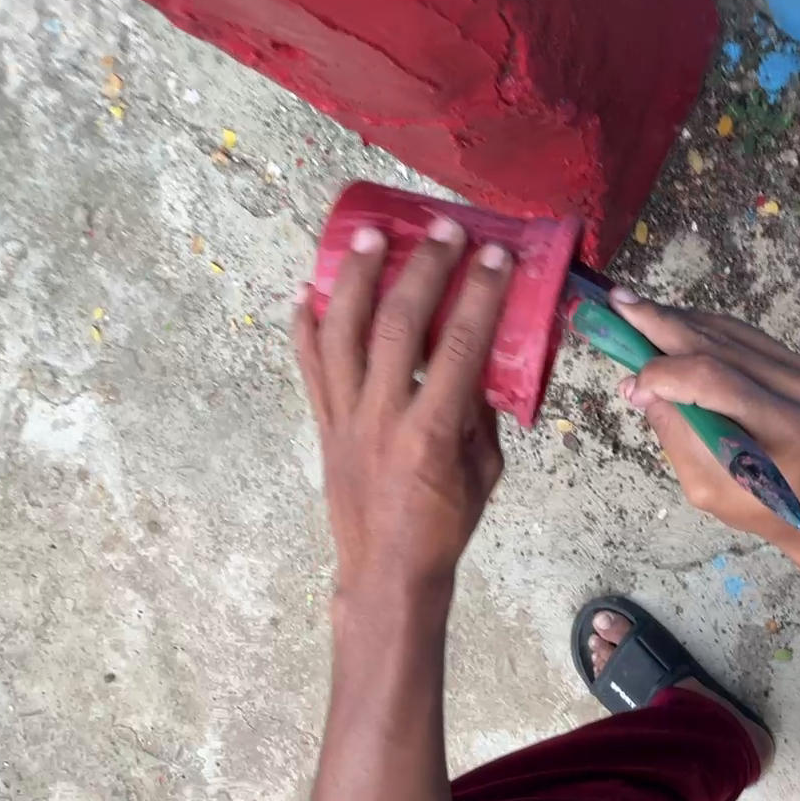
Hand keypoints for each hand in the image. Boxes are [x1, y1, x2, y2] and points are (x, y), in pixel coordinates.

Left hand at [291, 217, 509, 587]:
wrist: (388, 570)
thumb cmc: (445, 526)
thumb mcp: (485, 472)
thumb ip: (479, 415)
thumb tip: (476, 366)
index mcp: (432, 432)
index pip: (458, 348)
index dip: (479, 296)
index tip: (495, 256)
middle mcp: (382, 415)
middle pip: (396, 325)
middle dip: (424, 269)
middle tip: (444, 230)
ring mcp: (344, 416)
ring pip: (340, 332)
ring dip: (354, 277)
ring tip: (370, 235)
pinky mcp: (322, 423)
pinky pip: (307, 366)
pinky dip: (303, 325)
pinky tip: (306, 290)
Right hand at [609, 293, 799, 562]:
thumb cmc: (767, 510)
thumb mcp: (711, 490)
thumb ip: (677, 437)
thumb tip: (635, 388)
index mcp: (785, 427)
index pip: (713, 380)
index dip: (665, 373)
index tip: (630, 382)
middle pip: (720, 345)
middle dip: (662, 324)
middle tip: (618, 303)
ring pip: (730, 333)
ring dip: (679, 321)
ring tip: (635, 309)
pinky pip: (745, 338)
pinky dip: (705, 330)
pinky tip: (673, 324)